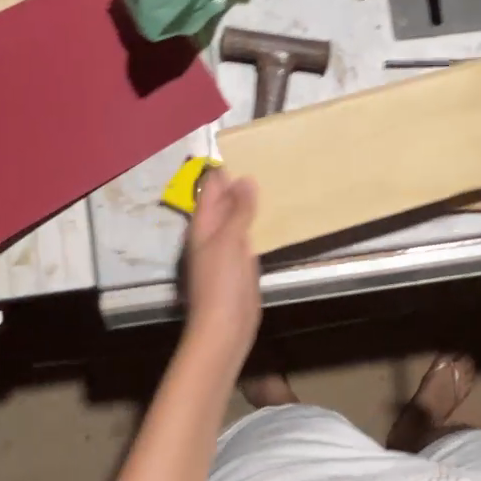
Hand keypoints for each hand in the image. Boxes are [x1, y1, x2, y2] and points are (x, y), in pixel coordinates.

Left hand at [182, 170, 260, 360]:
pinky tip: (278, 219)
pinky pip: (252, 239)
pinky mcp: (243, 267)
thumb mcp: (229, 241)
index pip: (212, 191)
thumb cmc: (221, 283)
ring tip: (277, 185)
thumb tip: (246, 179)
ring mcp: (228, 252)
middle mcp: (213, 235)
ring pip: (240, 221)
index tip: (248, 153)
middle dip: (242, 186)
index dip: (226, 173)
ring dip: (254, 206)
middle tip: (269, 164)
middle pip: (225, 204)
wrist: (225, 327)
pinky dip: (262, 227)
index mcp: (203, 226)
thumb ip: (238, 211)